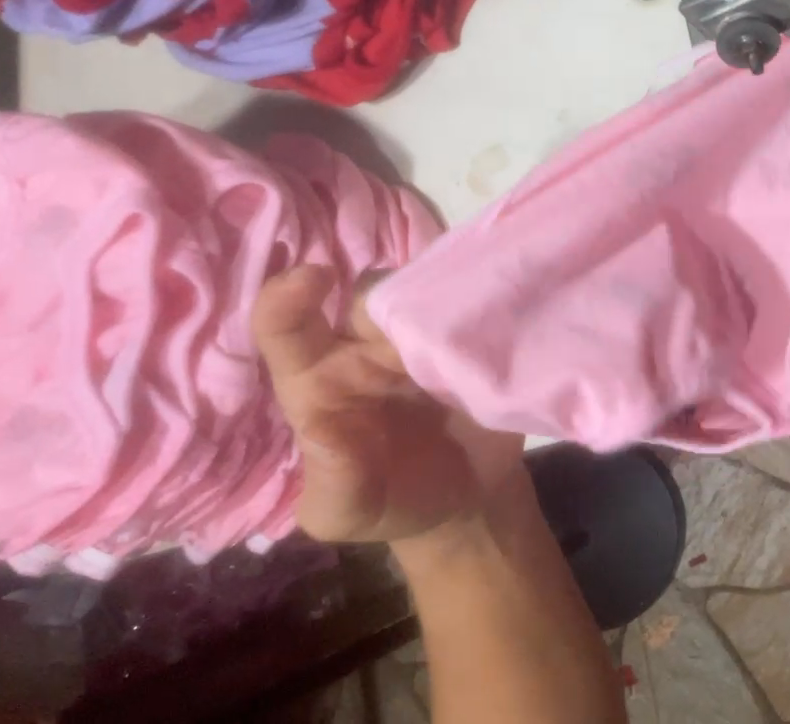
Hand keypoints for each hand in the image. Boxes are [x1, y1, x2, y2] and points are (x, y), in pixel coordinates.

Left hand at [253, 266, 527, 550]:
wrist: (471, 505)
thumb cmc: (394, 506)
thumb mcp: (347, 513)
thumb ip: (332, 481)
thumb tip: (319, 425)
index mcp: (325, 382)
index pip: (288, 328)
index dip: (289, 298)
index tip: (316, 277)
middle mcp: (370, 351)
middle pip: (368, 296)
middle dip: (385, 298)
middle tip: (419, 325)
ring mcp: (427, 344)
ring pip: (424, 290)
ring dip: (439, 292)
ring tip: (465, 316)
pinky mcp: (476, 344)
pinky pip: (477, 305)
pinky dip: (484, 297)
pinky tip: (501, 306)